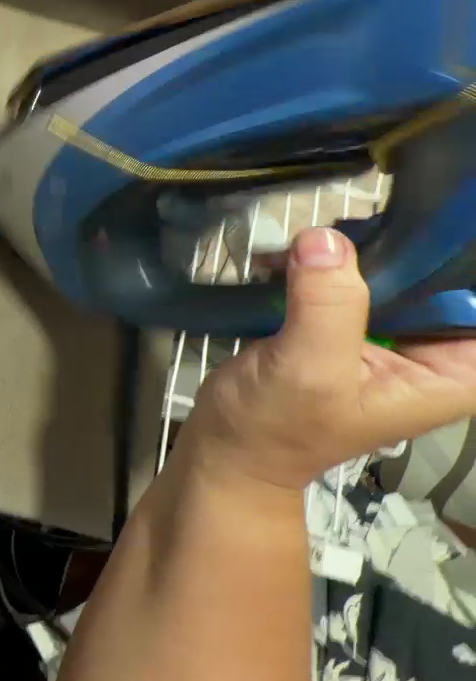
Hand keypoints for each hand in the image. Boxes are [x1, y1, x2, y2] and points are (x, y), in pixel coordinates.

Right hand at [184, 226, 475, 490]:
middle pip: (432, 281)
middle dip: (386, 253)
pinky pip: (342, 285)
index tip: (399, 232)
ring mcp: (384, 338)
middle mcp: (432, 350)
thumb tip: (323, 237)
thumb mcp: (309, 368)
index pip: (470, 299)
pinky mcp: (339, 330)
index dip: (442, 263)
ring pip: (385, 276)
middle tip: (333, 233)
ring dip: (343, 257)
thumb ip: (326, 305)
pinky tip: (283, 262)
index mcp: (458, 370)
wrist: (227, 449)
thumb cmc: (278, 424)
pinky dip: (313, 267)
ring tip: (300, 248)